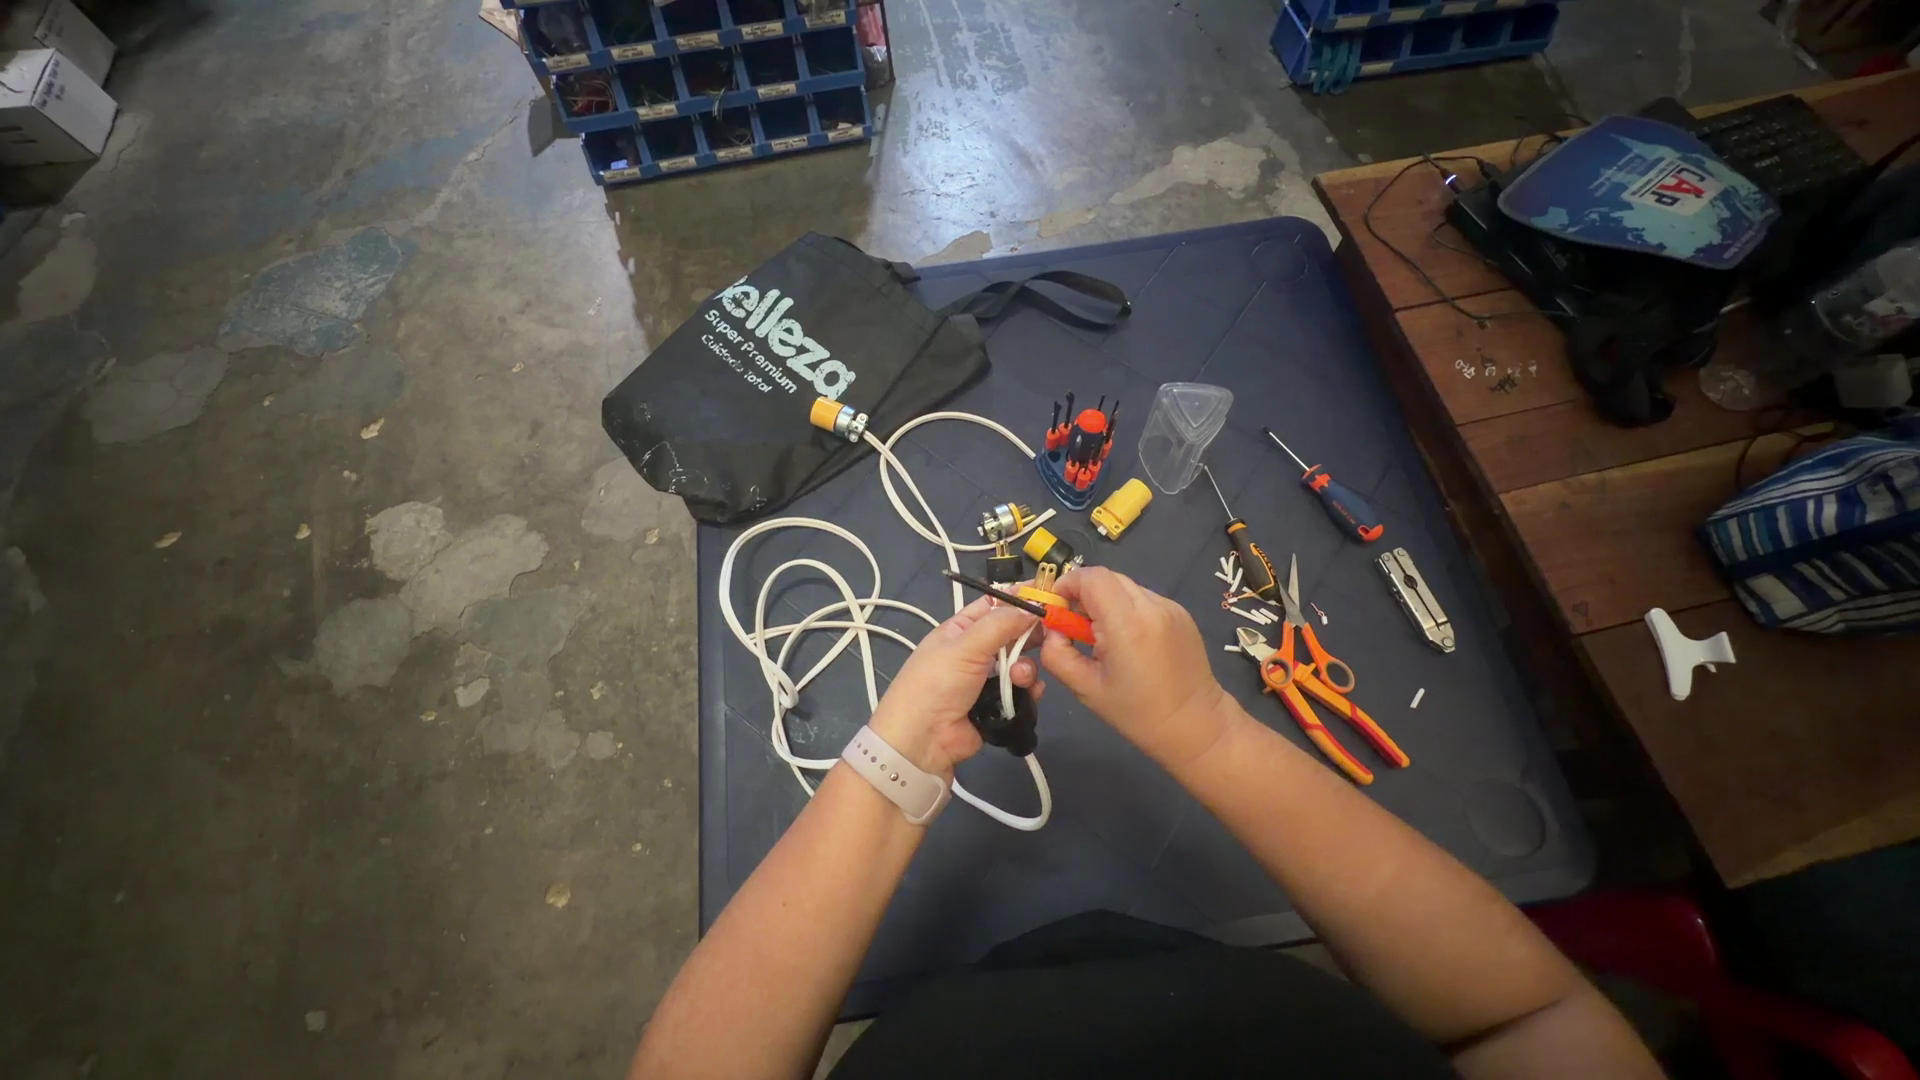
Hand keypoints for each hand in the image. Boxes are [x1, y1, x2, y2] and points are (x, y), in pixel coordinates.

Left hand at [867, 595, 1044, 777]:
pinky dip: (1029, 691)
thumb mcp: (964, 647)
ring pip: (1021, 663)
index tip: (1048, 597)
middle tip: (1049, 636)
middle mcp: (975, 651)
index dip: (1019, 599)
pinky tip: (1030, 693)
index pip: (994, 605)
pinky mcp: (999, 705)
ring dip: (1026, 668)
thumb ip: (1000, 624)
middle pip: (1012, 634)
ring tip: (1019, 678)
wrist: (923, 742)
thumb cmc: (936, 685)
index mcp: (960, 630)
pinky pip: (1023, 691)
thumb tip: (1031, 608)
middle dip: (1029, 636)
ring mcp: (988, 679)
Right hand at [1039, 567, 1232, 766]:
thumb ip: (1057, 653)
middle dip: (1083, 594)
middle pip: (1107, 577)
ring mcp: (1170, 606)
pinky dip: (1126, 610)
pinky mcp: (1180, 613)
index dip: (1067, 585)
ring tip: (1103, 637)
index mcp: (1127, 624)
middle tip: (1075, 624)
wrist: (1195, 724)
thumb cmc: (1137, 713)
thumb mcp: (1085, 688)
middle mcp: (1151, 606)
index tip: (1057, 608)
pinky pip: (1143, 599)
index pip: (1091, 577)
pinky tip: (1129, 641)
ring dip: (1105, 602)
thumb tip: (1052, 628)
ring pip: (1124, 586)